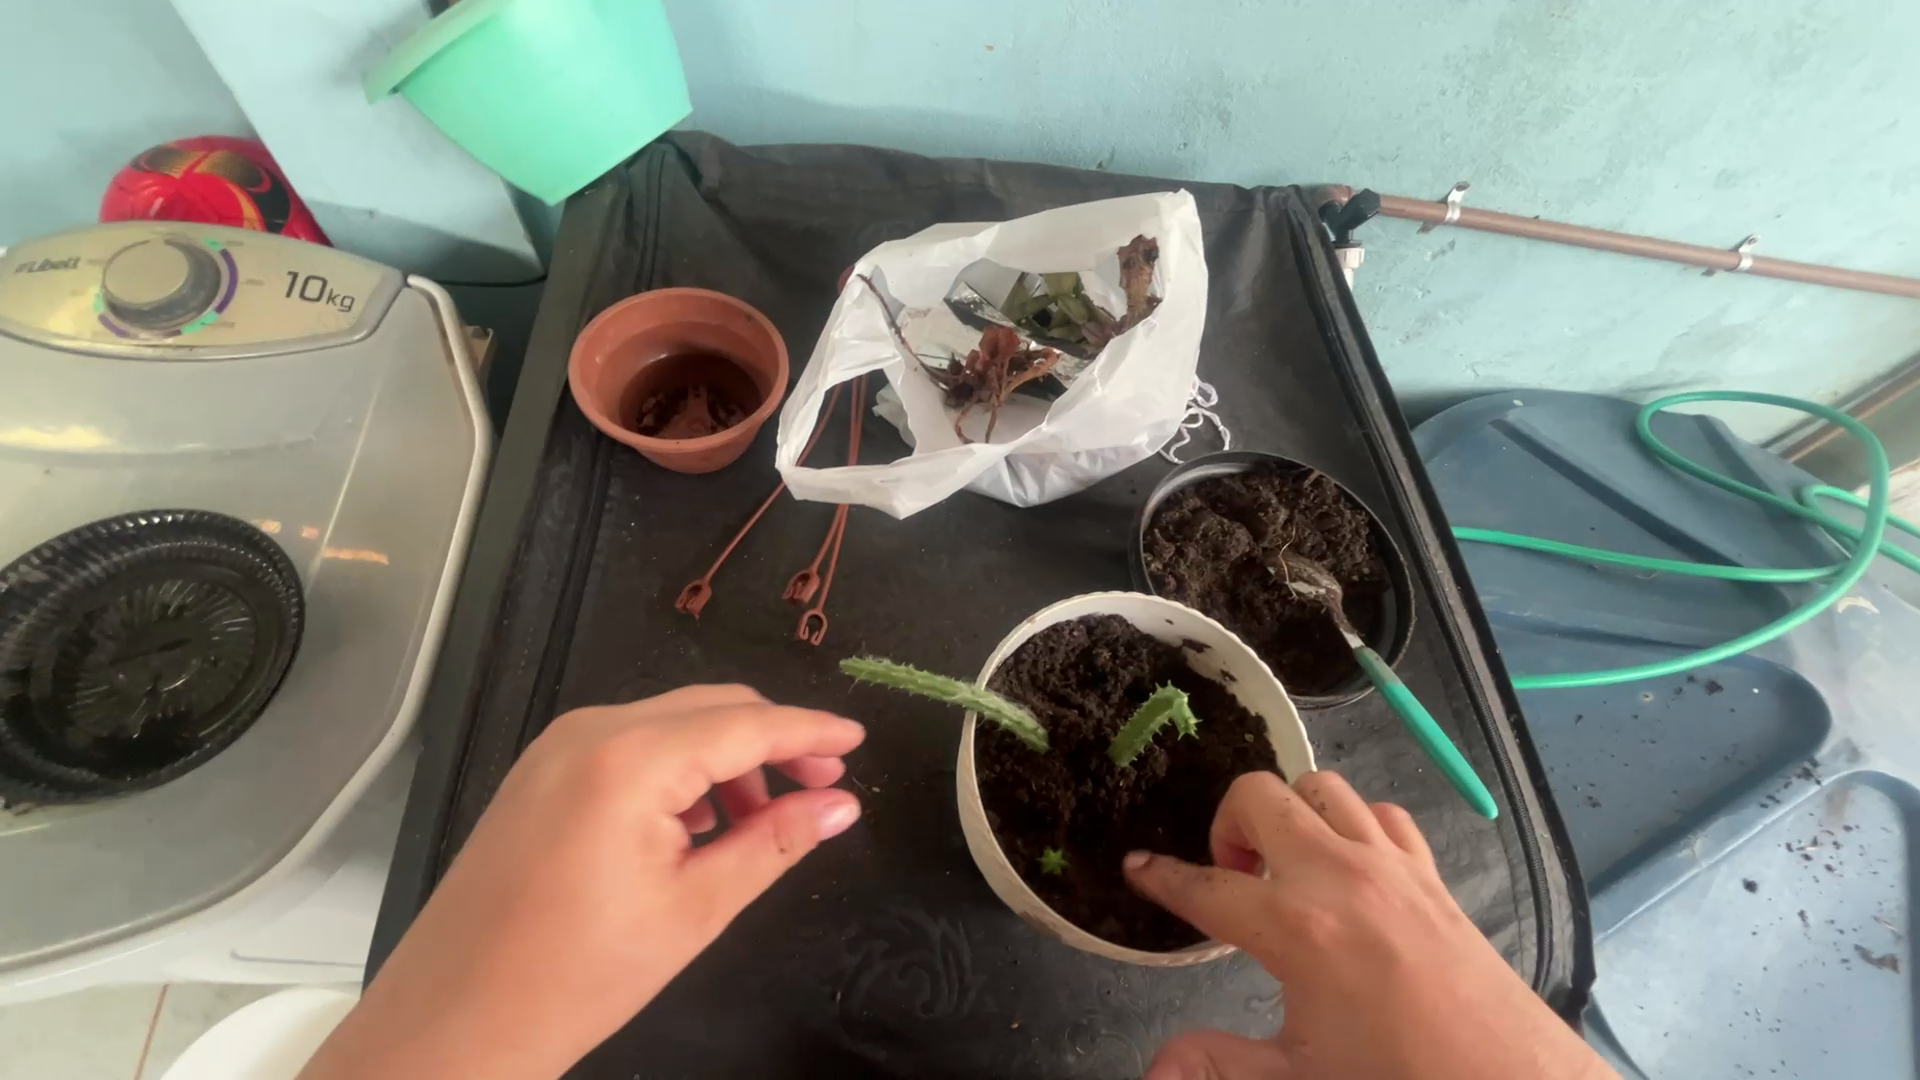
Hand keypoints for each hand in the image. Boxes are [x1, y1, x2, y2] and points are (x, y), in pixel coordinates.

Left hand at [299, 685, 864, 1079]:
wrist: (439, 1037)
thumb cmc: (577, 979)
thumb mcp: (696, 910)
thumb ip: (777, 842)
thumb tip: (843, 804)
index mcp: (632, 759)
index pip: (747, 724)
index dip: (810, 731)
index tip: (857, 741)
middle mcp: (595, 727)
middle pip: (714, 708)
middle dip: (775, 742)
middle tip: (820, 789)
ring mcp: (561, 743)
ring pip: (677, 721)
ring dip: (730, 756)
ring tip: (760, 819)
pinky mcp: (544, 767)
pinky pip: (638, 742)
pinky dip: (684, 767)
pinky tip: (698, 821)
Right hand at [1126, 771, 1612, 1079]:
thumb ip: (1220, 1065)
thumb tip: (1153, 1069)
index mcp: (1295, 928)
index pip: (1205, 888)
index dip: (1162, 877)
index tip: (1136, 867)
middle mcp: (1336, 874)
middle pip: (1258, 796)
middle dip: (1227, 824)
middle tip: (1235, 879)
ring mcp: (1388, 865)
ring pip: (1319, 787)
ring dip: (1290, 813)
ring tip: (1287, 867)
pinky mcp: (1430, 874)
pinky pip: (1381, 815)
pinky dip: (1353, 825)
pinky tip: (1350, 870)